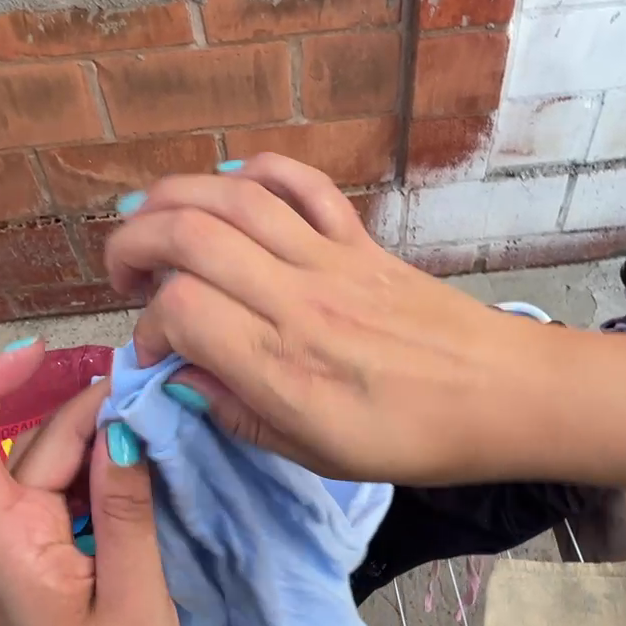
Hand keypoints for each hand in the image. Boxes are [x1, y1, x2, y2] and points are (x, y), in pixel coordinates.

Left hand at [0, 341, 182, 625]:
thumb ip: (125, 509)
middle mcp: (8, 537)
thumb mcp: (134, 601)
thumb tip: (125, 423)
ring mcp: (32, 546)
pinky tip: (146, 451)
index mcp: (8, 550)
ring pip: (54, 464)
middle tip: (148, 387)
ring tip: (154, 407)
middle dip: (79, 405)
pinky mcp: (58, 555)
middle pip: (26, 446)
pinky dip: (107, 462)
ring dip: (98, 429)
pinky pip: (74, 491)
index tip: (37, 355)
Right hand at [103, 153, 558, 485]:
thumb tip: (180, 374)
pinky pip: (305, 184)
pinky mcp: (360, 239)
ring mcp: (332, 259)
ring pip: (236, 198)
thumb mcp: (315, 454)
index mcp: (283, 365)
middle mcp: (298, 300)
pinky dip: (261, 170)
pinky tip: (232, 184)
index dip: (147, 325)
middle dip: (134, 242)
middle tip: (124, 273)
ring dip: (176, 196)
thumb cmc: (410, 438)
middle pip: (191, 235)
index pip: (180, 309)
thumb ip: (238, 413)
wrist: (501, 395)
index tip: (156, 349)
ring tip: (153, 220)